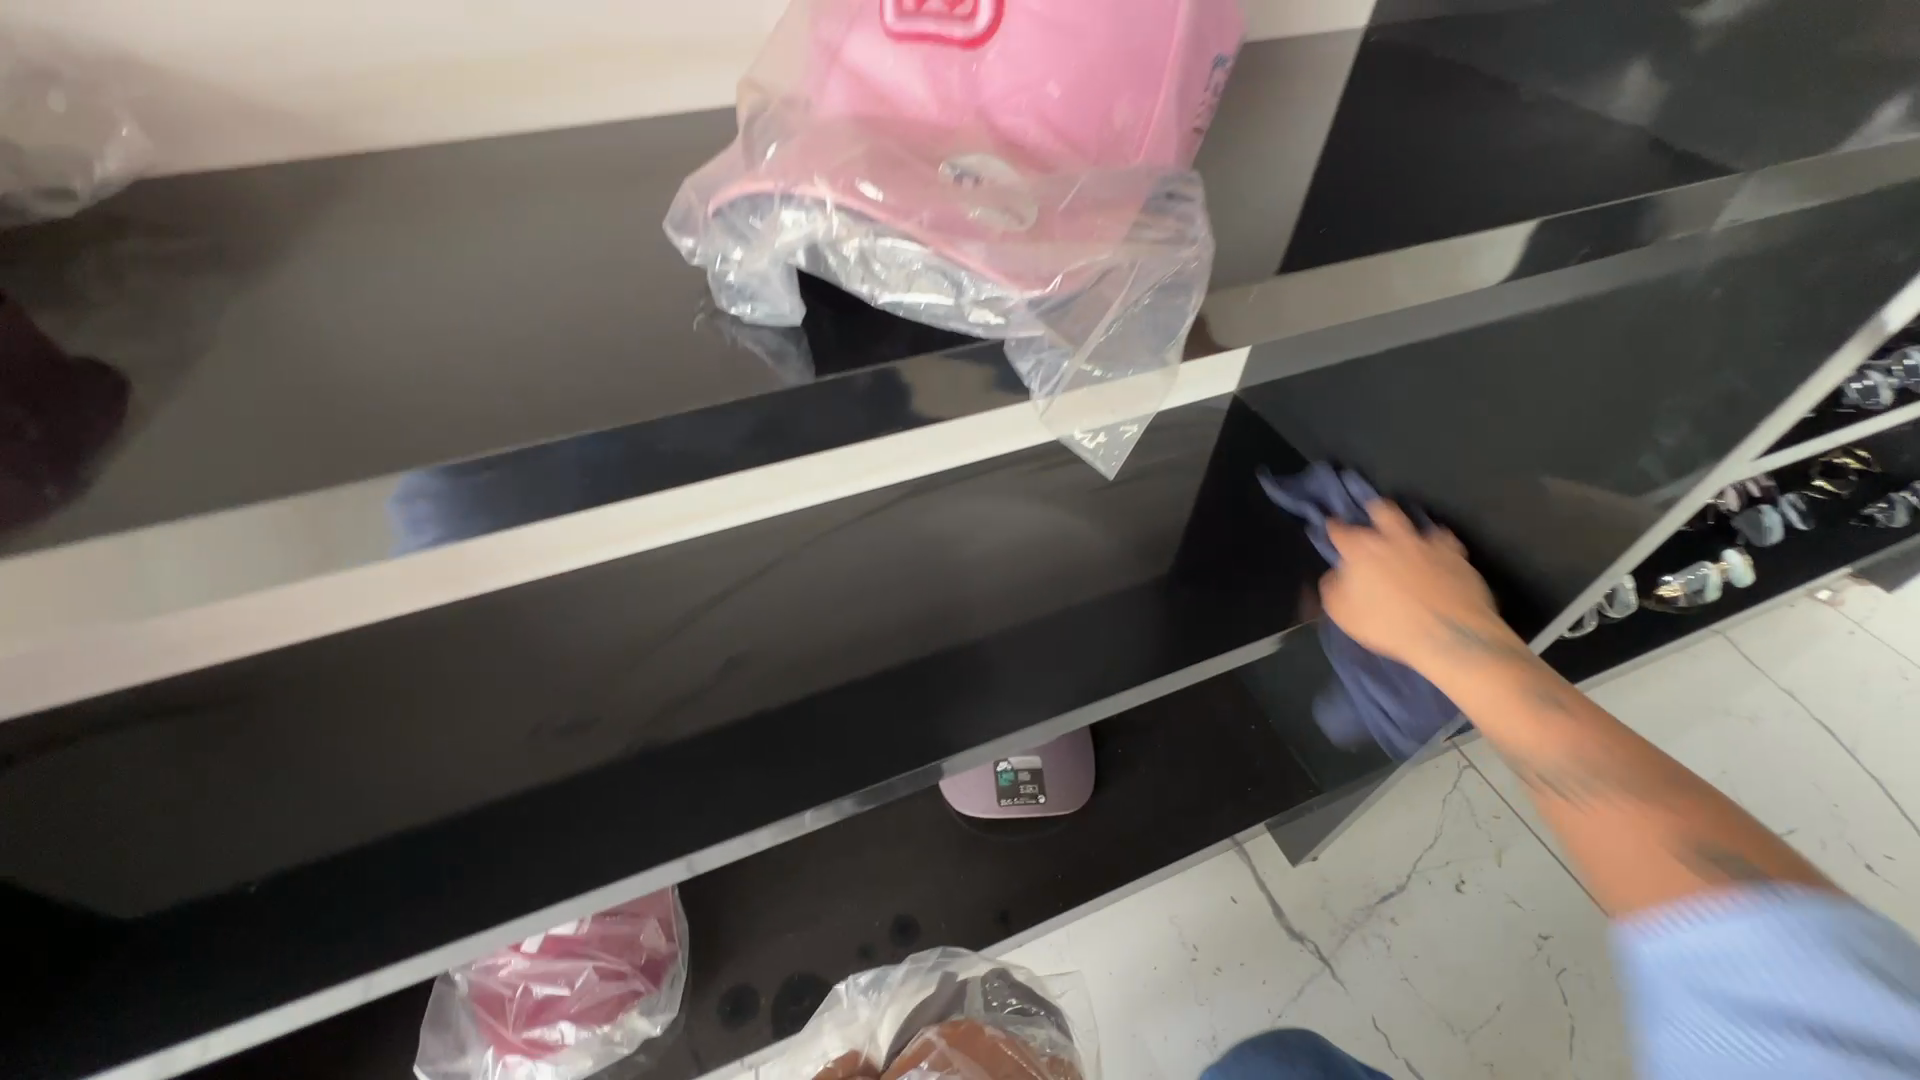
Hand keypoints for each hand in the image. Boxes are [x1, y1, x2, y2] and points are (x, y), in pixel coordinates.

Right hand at [1319, 500, 1527, 675]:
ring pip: (1417, 523)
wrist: (1447, 636)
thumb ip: (1333, 585)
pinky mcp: (1456, 556)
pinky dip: (1438, 545)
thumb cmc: (1386, 624)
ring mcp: (1428, 545)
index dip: (1333, 528)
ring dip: (1409, 529)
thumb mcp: (1341, 612)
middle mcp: (1394, 539)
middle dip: (1374, 510)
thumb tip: (1336, 574)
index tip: (1332, 528)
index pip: (1340, 530)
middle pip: (1383, 511)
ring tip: (1406, 537)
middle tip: (1372, 516)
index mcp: (1361, 550)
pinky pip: (1446, 542)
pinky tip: (1436, 553)